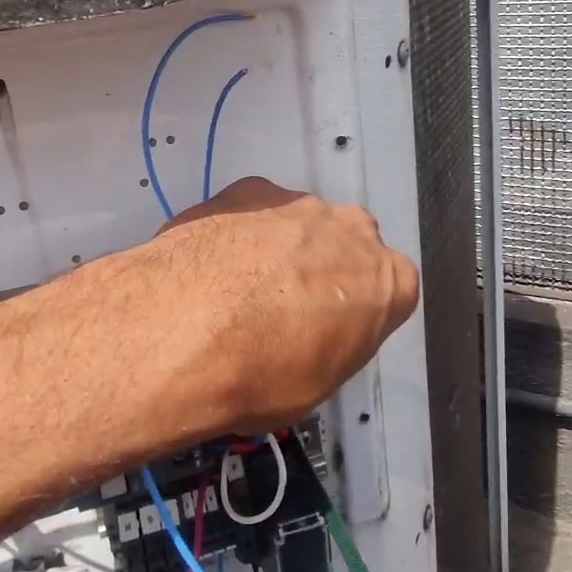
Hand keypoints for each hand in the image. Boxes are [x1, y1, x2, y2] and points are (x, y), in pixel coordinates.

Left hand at [88, 177, 419, 438]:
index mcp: (388, 280)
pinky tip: (206, 270)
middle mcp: (353, 230)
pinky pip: (250, 213)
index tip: (326, 332)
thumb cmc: (264, 374)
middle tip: (280, 312)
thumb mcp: (317, 382)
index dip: (354, 313)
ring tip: (232, 295)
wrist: (182, 333)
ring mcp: (299, 203)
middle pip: (344, 248)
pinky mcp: (246, 189)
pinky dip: (234, 235)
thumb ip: (331, 340)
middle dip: (320, 271)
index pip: (386, 290)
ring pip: (297, 226)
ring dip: (275, 252)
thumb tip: (308, 335)